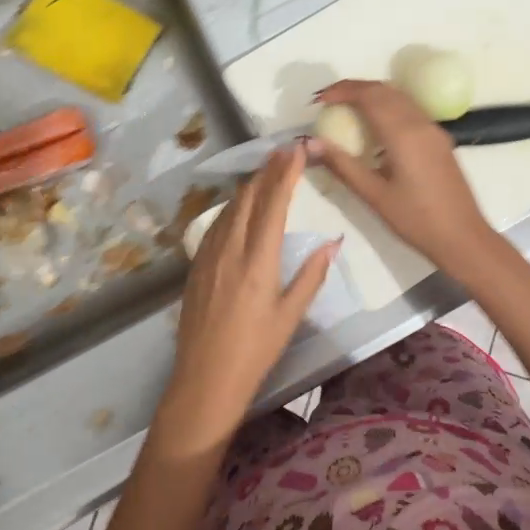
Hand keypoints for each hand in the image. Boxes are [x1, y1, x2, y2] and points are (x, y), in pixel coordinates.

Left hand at [157, 143, 338, 454]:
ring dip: (249, 185)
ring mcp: (209, 255)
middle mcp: (231, 249)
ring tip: (266, 170)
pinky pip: (217, 223)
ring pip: (230, 207)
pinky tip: (240, 206)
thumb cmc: (255, 351)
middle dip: (267, 170)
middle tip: (283, 151)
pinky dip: (233, 206)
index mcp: (258, 260)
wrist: (204, 378)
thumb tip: (332, 242)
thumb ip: (311, 275)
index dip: (285, 173)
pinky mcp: (197, 265)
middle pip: (249, 197)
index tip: (296, 150)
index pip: (273, 204)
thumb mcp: (290, 316)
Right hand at [310, 80, 502, 273]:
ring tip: (345, 110)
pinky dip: (387, 107)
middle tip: (327, 101)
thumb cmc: (416, 220)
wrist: (464, 238)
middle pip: (384, 90)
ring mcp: (433, 130)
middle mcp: (420, 123)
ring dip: (371, 95)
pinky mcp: (439, 140)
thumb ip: (342, 165)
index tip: (318, 100)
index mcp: (403, 133)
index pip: (369, 96)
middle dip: (354, 89)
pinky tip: (374, 128)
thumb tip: (309, 144)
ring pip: (399, 98)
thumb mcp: (373, 195)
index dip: (342, 91)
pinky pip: (409, 111)